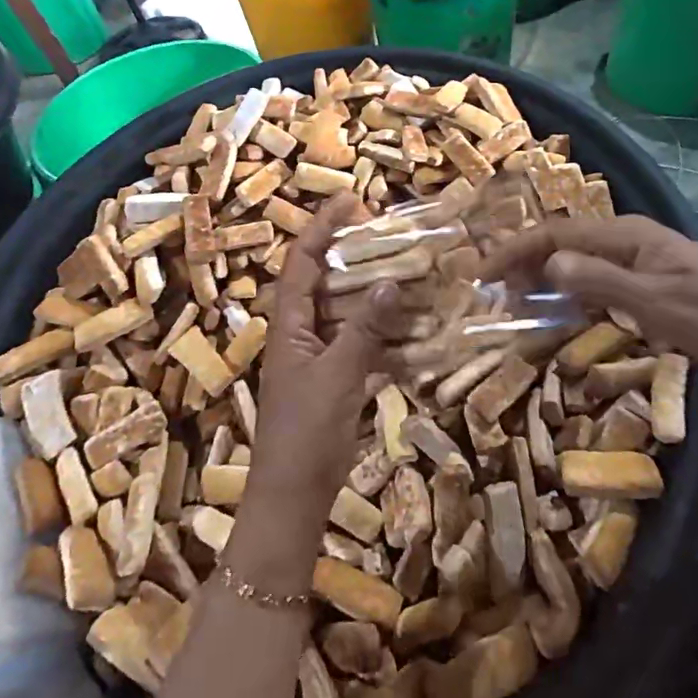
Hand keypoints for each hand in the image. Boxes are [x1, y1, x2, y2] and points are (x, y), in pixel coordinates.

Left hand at [249, 195, 395, 526]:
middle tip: (387, 231)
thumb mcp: (340, 375)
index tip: (351, 200)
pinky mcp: (332, 379)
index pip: (302, 262)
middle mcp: (298, 333)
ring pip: (342, 310)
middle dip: (350, 253)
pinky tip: (409, 324)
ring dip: (369, 290)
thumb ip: (366, 328)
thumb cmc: (308, 432)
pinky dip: (379, 329)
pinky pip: (356, 341)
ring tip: (404, 268)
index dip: (322, 227)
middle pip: (322, 280)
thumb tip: (393, 282)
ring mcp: (315, 357)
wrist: (294, 496)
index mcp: (288, 325)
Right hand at [482, 216, 697, 373]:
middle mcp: (626, 237)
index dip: (515, 250)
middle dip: (524, 261)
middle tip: (493, 292)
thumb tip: (546, 262)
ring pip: (576, 258)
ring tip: (515, 298)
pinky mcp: (646, 276)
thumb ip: (600, 281)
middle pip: (562, 241)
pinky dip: (568, 287)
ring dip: (543, 274)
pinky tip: (559, 305)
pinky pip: (594, 275)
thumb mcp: (655, 303)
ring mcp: (637, 256)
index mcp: (625, 235)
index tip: (482, 274)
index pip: (555, 234)